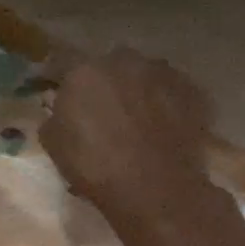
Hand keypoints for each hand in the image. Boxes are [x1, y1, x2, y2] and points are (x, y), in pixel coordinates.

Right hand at [40, 48, 216, 218]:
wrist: (155, 186)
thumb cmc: (92, 162)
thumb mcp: (51, 138)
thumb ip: (57, 112)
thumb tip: (65, 107)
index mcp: (83, 71)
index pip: (61, 60)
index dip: (54, 73)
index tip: (50, 84)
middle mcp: (125, 63)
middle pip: (108, 62)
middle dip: (101, 77)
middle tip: (96, 99)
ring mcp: (164, 76)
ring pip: (143, 72)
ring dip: (135, 85)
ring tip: (132, 109)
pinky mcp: (194, 94)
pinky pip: (171, 89)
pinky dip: (163, 99)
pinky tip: (159, 120)